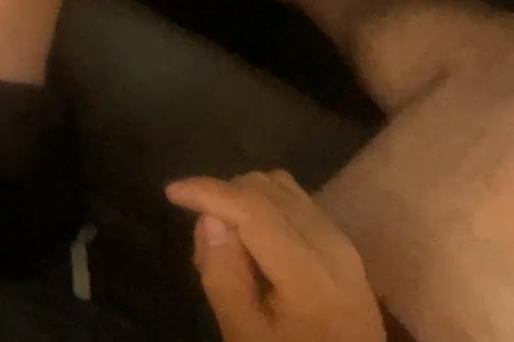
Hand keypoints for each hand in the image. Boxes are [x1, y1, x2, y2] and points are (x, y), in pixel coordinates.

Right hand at [166, 171, 385, 341]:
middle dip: (223, 200)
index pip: (253, 208)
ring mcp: (342, 243)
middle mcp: (332, 246)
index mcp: (311, 275)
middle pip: (264, 189)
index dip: (208, 191)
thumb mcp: (245, 338)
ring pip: (279, 187)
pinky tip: (253, 241)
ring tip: (229, 244)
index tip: (170, 192)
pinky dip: (263, 205)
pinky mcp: (343, 245)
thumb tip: (210, 218)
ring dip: (242, 199)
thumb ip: (224, 278)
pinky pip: (294, 201)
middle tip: (205, 247)